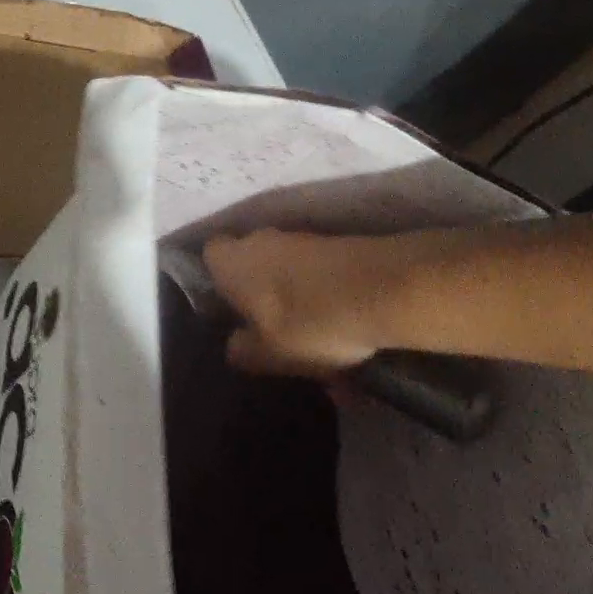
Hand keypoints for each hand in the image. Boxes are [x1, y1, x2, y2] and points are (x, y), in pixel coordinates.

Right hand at [202, 230, 394, 376]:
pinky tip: (343, 325)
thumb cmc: (307, 323)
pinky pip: (321, 273)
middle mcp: (261, 240)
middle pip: (251, 261)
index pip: (209, 256)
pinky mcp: (339, 244)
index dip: (217, 280)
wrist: (383, 291)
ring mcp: (302, 238)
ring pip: (289, 269)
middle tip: (271, 326)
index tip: (230, 308)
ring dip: (297, 294)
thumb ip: (242, 350)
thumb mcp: (267, 355)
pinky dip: (327, 295)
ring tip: (315, 335)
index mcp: (231, 262)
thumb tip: (234, 345)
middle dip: (259, 289)